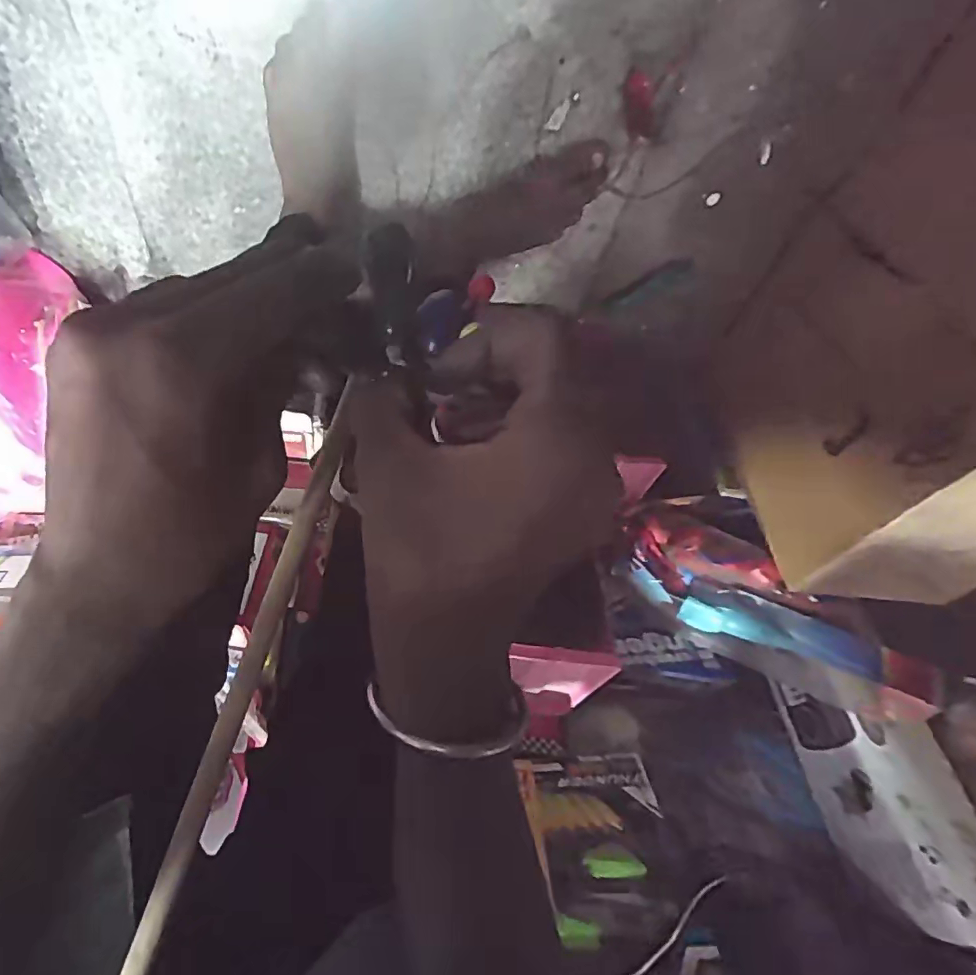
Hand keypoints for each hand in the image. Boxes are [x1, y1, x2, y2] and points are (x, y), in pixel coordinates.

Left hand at [34, 216, 356, 624]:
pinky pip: (149, 313)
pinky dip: (191, 320)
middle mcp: (126, 324)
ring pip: (186, 291)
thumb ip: (276, 386)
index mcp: (180, 361)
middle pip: (224, 279)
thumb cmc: (188, 540)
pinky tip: (217, 341)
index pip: (267, 292)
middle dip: (280, 279)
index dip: (317, 276)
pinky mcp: (71, 345)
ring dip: (235, 301)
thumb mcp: (257, 465)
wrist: (99, 576)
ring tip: (273, 321)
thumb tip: (296, 339)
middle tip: (323, 276)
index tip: (351, 265)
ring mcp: (89, 329)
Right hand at [347, 305, 627, 729]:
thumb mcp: (388, 463)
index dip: (484, 336)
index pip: (544, 337)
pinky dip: (513, 435)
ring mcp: (594, 488)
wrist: (442, 638)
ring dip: (497, 403)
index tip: (433, 371)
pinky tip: (466, 460)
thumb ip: (383, 398)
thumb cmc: (419, 549)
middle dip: (486, 371)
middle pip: (553, 372)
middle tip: (433, 393)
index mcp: (559, 433)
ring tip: (443, 428)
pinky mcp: (580, 512)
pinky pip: (557, 447)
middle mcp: (595, 454)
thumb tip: (380, 372)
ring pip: (555, 409)